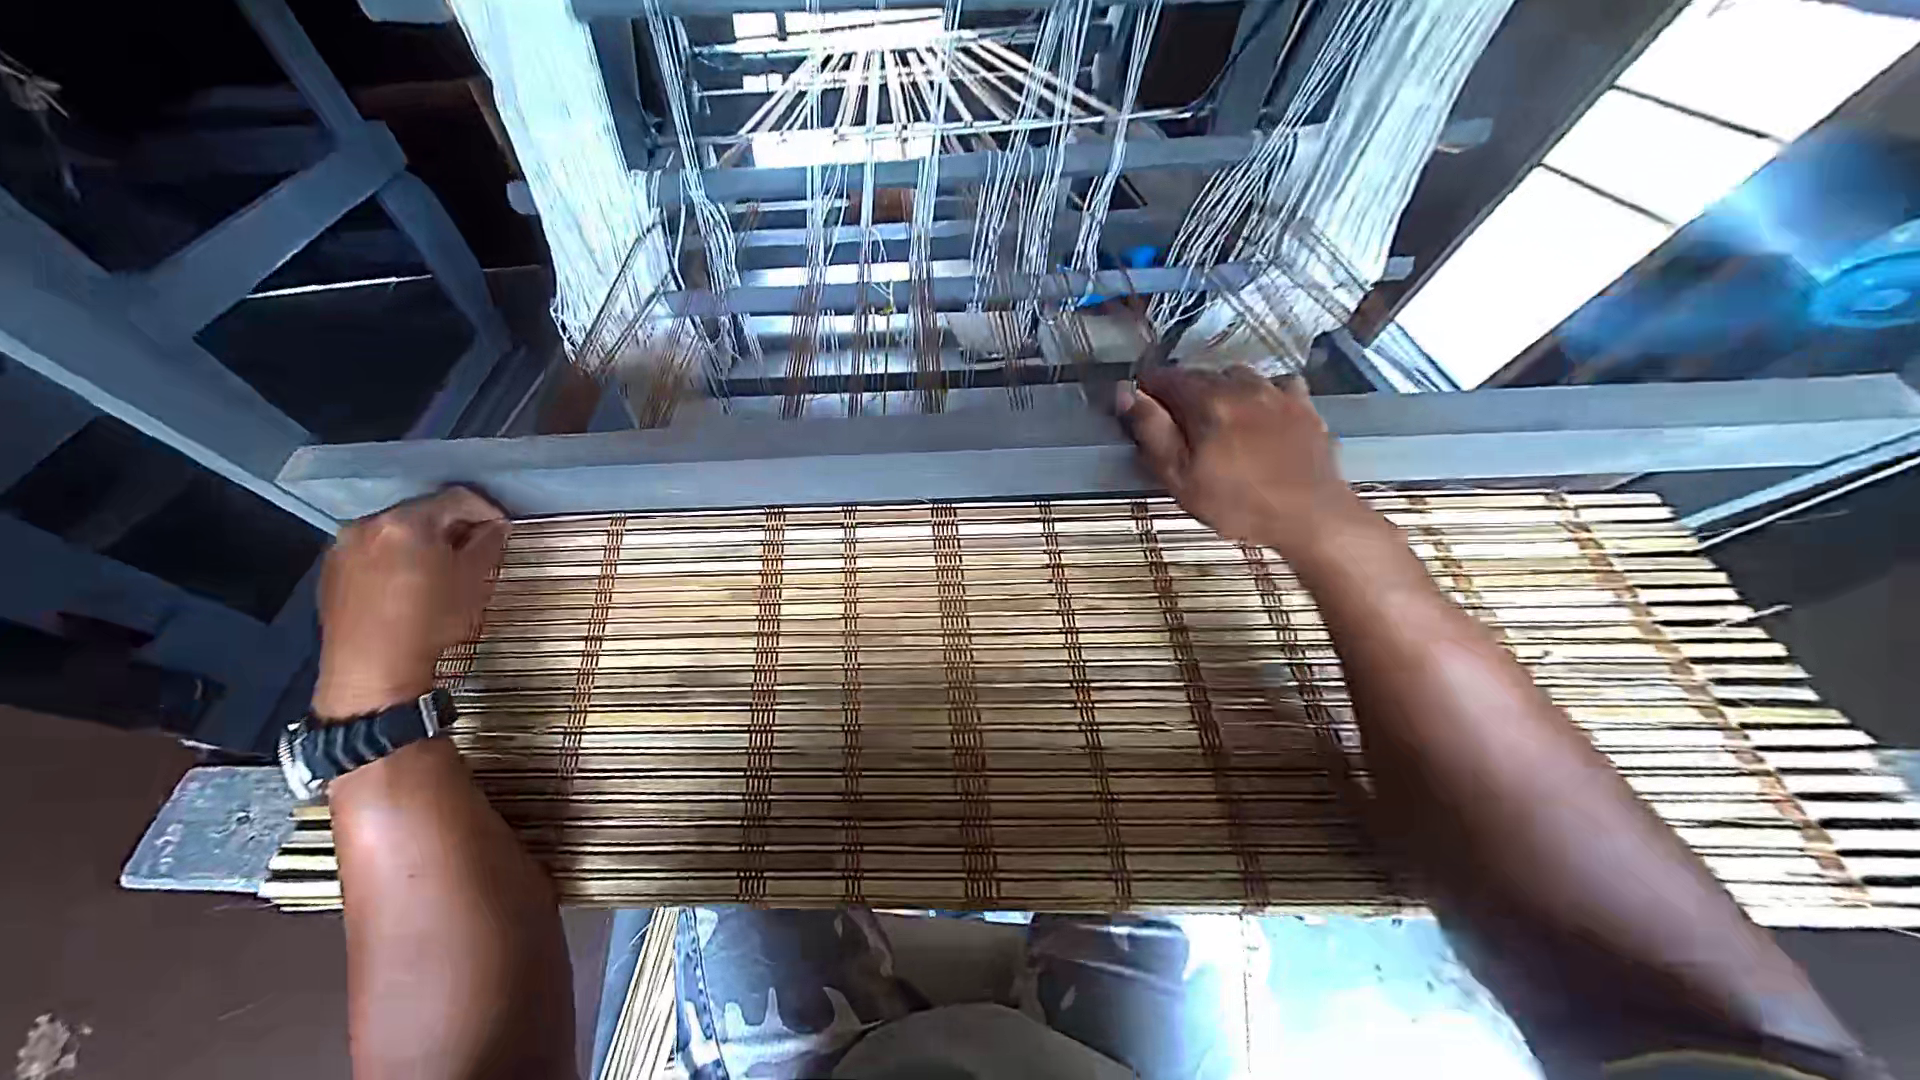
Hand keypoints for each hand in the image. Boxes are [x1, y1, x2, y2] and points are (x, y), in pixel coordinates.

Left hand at [312, 487, 510, 718]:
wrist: (373, 669)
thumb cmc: (432, 620)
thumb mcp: (474, 580)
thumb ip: (487, 544)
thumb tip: (495, 526)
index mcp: (406, 522)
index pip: (457, 497)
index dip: (487, 510)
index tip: (502, 530)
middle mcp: (368, 523)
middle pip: (423, 510)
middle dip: (453, 525)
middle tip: (476, 548)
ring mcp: (343, 545)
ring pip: (398, 529)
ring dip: (425, 540)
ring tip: (444, 566)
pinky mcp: (332, 568)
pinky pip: (375, 547)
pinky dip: (399, 554)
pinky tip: (412, 581)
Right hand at [1117, 367, 1364, 553]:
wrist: (1310, 516)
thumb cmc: (1238, 504)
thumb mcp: (1180, 476)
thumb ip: (1151, 430)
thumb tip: (1126, 392)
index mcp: (1206, 401)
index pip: (1165, 378)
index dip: (1147, 389)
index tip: (1141, 407)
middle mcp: (1241, 386)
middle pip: (1200, 375)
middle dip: (1181, 392)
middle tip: (1175, 424)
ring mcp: (1276, 393)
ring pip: (1236, 376)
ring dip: (1218, 389)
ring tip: (1214, 419)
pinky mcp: (1303, 406)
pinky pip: (1275, 385)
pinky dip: (1260, 393)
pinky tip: (1258, 413)